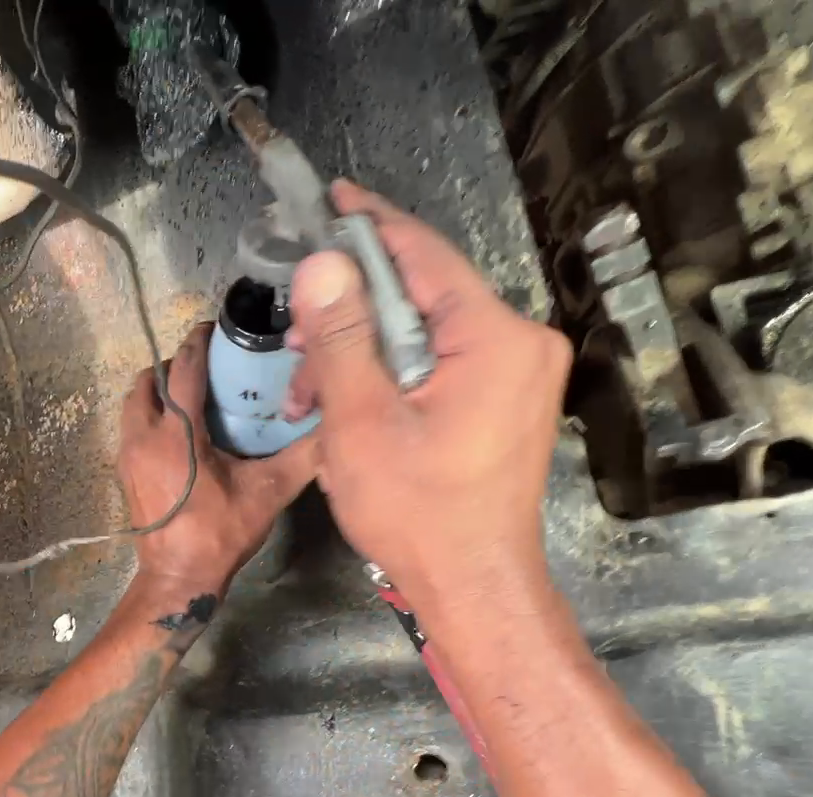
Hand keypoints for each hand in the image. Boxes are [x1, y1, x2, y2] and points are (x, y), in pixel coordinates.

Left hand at [119, 324, 317, 600]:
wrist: (177, 578)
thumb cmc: (219, 534)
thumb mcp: (267, 493)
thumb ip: (303, 456)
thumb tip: (337, 426)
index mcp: (175, 434)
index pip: (182, 370)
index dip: (198, 342)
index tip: (214, 328)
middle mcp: (142, 437)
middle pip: (148, 381)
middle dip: (173, 366)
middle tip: (205, 368)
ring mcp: (127, 456)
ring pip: (133, 404)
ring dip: (157, 391)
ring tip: (191, 396)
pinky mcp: (124, 473)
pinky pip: (130, 428)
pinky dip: (149, 416)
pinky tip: (179, 431)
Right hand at [283, 180, 570, 617]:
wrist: (470, 584)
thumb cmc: (415, 510)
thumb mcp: (362, 421)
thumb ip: (341, 338)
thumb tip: (321, 264)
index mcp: (495, 338)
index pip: (425, 257)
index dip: (371, 224)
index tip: (331, 196)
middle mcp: (518, 344)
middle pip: (420, 297)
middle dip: (348, 313)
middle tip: (294, 341)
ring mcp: (513, 375)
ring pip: (420, 334)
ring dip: (357, 354)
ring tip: (306, 393)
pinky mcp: (499, 401)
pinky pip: (433, 364)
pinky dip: (383, 376)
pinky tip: (342, 405)